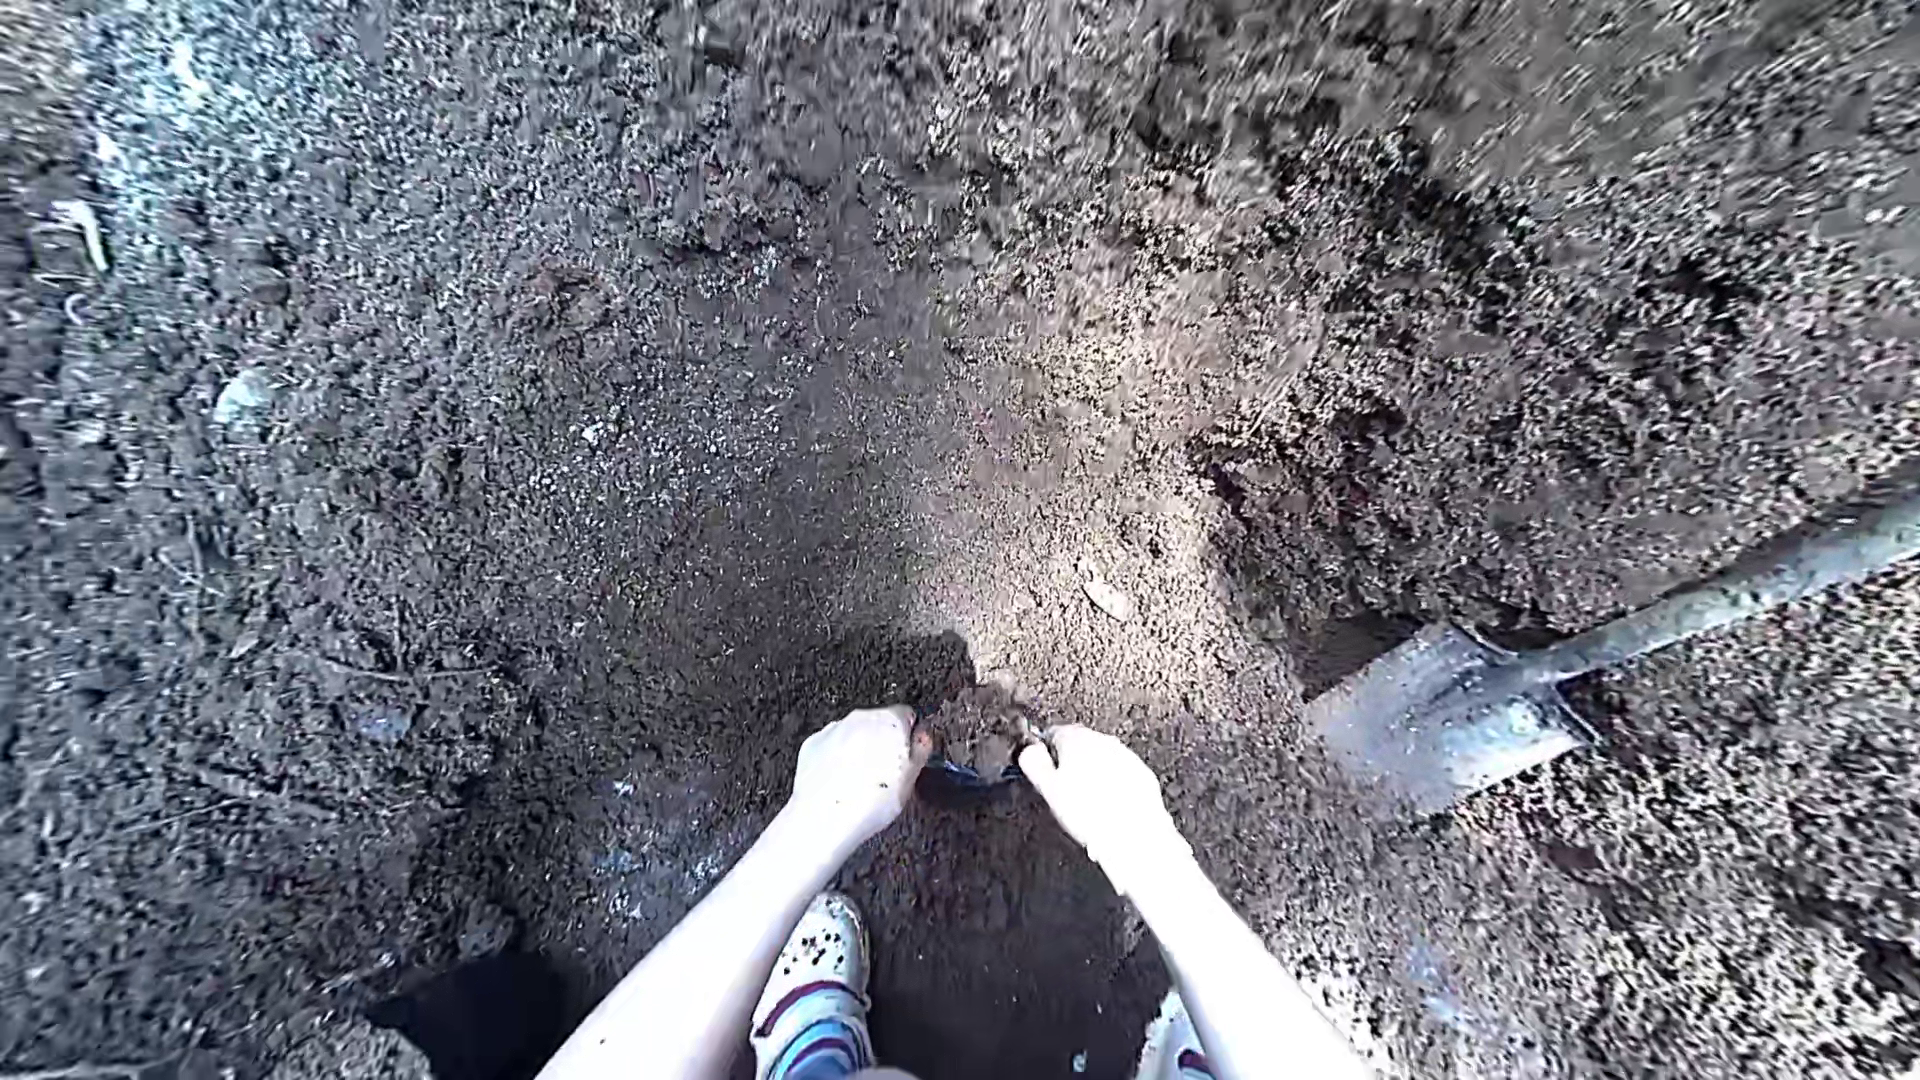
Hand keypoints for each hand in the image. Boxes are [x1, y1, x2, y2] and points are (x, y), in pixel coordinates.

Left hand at [786, 706, 930, 849]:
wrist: (823, 818)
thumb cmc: (870, 801)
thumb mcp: (911, 779)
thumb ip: (922, 749)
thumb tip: (923, 735)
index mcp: (891, 720)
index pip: (907, 715)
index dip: (909, 737)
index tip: (907, 756)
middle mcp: (861, 717)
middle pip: (880, 723)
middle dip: (884, 743)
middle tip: (885, 775)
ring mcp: (835, 729)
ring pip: (854, 734)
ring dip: (859, 750)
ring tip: (859, 784)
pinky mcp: (813, 743)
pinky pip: (831, 746)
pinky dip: (836, 759)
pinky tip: (839, 782)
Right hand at [1019, 725, 1191, 896]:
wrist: (1135, 838)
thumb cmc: (1091, 816)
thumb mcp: (1049, 790)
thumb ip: (1033, 763)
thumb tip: (1027, 750)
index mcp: (1076, 739)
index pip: (1052, 733)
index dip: (1045, 754)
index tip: (1044, 771)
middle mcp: (1102, 741)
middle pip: (1078, 744)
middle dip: (1070, 763)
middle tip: (1065, 793)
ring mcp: (1125, 756)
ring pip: (1100, 759)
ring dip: (1092, 774)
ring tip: (1088, 805)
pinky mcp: (1142, 774)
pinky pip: (1120, 774)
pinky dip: (1113, 785)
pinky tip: (1109, 808)